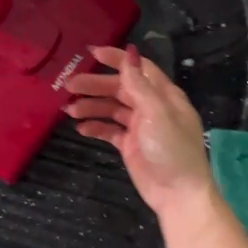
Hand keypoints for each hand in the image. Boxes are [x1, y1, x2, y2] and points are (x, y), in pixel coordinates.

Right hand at [64, 45, 215, 217]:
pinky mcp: (130, 145)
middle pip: (119, 88)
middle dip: (95, 85)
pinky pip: (109, 130)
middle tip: (69, 85)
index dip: (117, 59)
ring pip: (111, 108)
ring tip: (69, 110)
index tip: (91, 53)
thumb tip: (130, 52)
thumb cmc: (172, 149)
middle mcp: (151, 107)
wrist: (179, 194)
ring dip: (91, 106)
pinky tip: (80, 128)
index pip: (138, 68)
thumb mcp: (157, 113)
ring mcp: (140, 127)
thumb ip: (140, 84)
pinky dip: (95, 127)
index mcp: (163, 95)